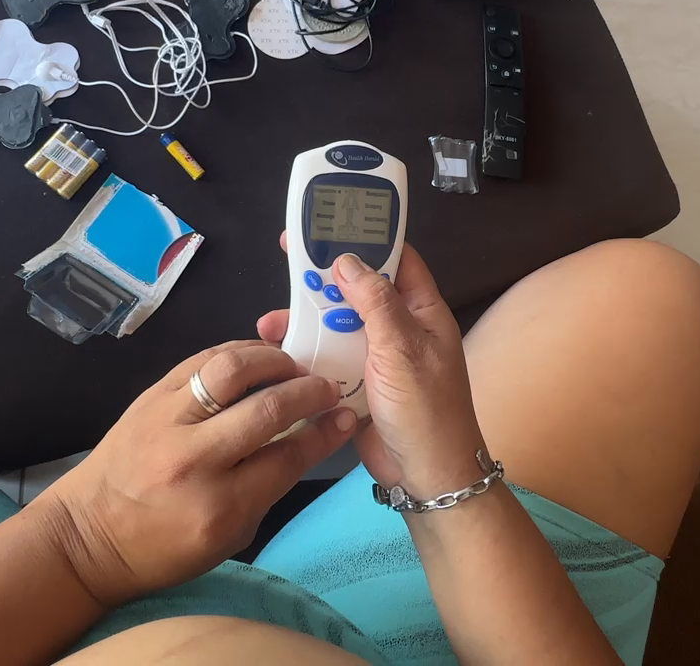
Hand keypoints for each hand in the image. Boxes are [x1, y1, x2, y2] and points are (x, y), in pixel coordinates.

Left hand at [46, 341, 356, 605]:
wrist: (89, 533)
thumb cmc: (164, 546)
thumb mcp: (229, 536)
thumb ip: (270, 484)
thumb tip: (314, 434)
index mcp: (218, 508)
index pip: (286, 458)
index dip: (325, 433)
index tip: (345, 415)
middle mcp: (194, 460)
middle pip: (266, 409)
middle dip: (308, 392)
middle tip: (325, 386)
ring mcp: (167, 421)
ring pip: (231, 369)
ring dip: (273, 359)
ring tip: (291, 363)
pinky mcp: (150, 395)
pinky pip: (202, 359)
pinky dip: (237, 352)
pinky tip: (256, 356)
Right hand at [260, 238, 488, 498]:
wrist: (426, 479)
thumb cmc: (425, 409)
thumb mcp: (402, 348)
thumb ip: (375, 302)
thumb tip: (347, 259)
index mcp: (421, 309)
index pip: (395, 258)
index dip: (366, 237)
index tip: (333, 221)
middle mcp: (398, 325)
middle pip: (358, 287)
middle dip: (324, 275)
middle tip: (290, 255)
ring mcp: (377, 354)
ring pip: (337, 321)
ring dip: (307, 315)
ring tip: (273, 314)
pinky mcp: (357, 380)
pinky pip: (328, 354)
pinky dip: (306, 349)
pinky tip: (280, 348)